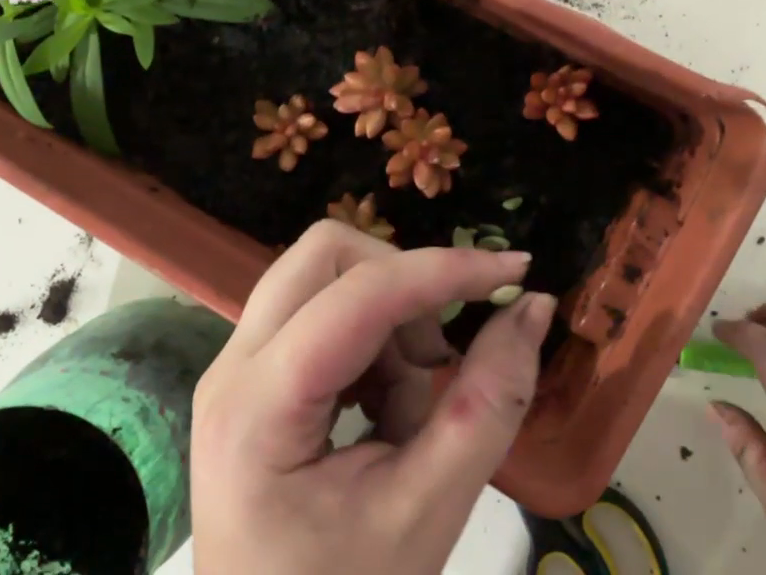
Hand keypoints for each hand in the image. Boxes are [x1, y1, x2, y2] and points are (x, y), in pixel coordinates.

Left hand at [191, 220, 554, 574]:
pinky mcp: (250, 377)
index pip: (358, 295)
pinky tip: (382, 412)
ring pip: (323, 278)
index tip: (515, 273)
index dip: (444, 271)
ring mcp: (233, 369)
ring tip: (407, 412)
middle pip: (325, 256)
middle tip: (442, 355)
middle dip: (403, 284)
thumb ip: (489, 403)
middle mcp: (231, 368)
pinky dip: (369, 340)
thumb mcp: (430, 510)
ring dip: (388, 320)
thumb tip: (534, 307)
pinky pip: (319, 312)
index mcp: (258, 409)